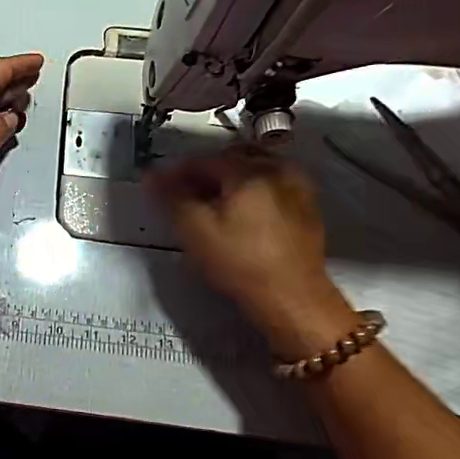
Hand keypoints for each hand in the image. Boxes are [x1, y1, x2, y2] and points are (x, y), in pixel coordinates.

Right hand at [147, 146, 356, 353]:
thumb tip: (152, 175)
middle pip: (231, 160)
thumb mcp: (195, 231)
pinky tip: (241, 217)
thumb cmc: (241, 263)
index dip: (177, 172)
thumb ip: (171, 197)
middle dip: (205, 175)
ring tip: (212, 207)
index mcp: (250, 170)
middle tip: (185, 197)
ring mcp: (298, 187)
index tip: (161, 187)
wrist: (292, 298)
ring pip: (254, 172)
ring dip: (230, 183)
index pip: (204, 160)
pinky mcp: (307, 208)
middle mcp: (278, 169)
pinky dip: (252, 193)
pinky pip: (272, 187)